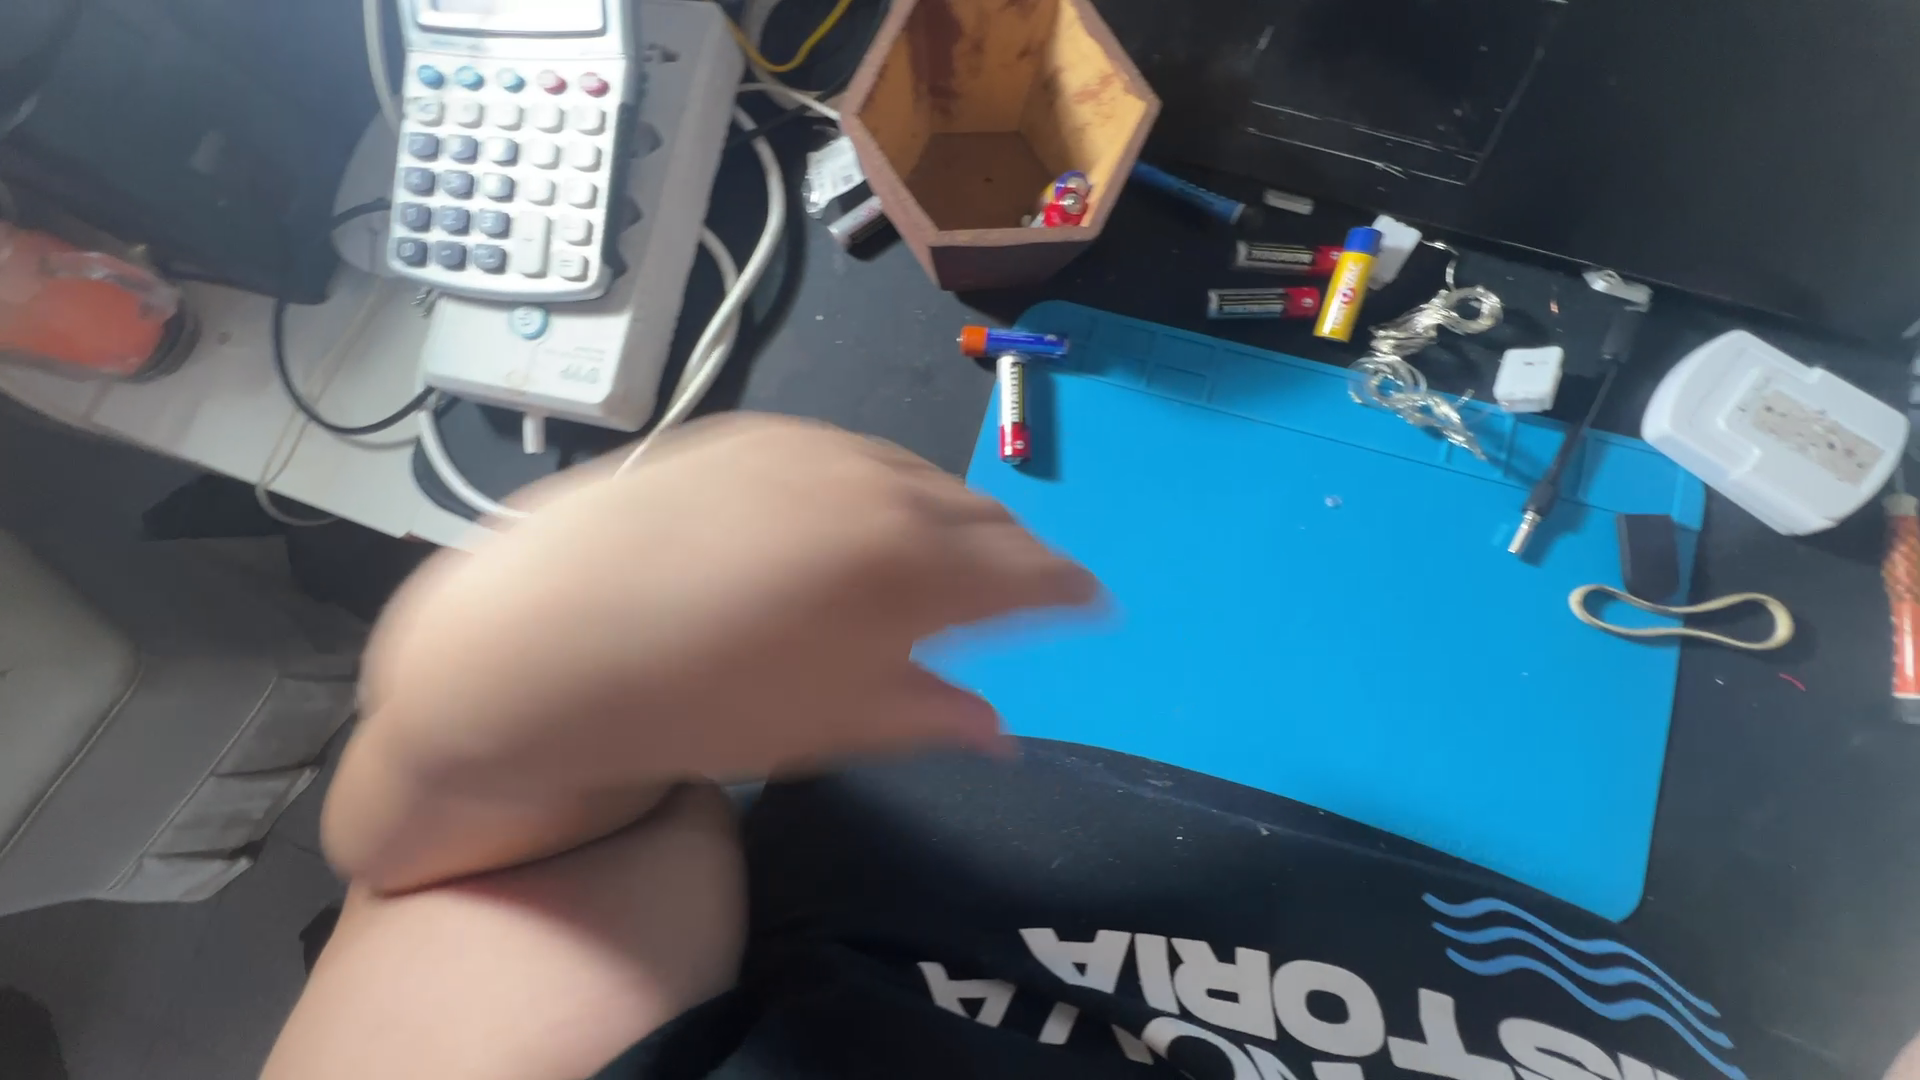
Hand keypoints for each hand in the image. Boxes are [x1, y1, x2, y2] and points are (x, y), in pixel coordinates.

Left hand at [362, 414, 1099, 795]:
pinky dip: (882, 493)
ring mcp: (818, 447)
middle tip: (1017, 590)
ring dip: (947, 519)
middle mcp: (881, 486)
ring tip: (936, 559)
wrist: (543, 638)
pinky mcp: (762, 431)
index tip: (1089, 604)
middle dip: (1013, 553)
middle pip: (984, 513)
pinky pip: (856, 458)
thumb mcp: (831, 726)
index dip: (1069, 591)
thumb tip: (999, 728)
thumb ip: (931, 714)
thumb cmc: (700, 704)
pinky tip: (853, 525)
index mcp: (913, 567)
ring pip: (922, 478)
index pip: (1031, 570)